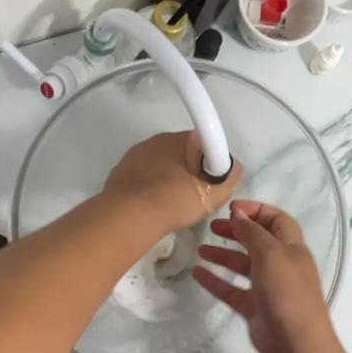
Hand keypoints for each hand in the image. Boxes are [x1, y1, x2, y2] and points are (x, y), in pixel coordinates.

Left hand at [102, 132, 242, 234]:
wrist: (133, 214)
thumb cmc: (178, 200)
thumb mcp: (217, 192)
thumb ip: (230, 175)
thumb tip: (231, 166)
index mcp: (184, 138)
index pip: (203, 144)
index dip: (207, 163)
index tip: (206, 182)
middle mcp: (159, 138)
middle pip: (179, 153)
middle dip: (185, 170)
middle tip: (188, 195)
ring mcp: (137, 152)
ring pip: (157, 164)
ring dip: (163, 177)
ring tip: (166, 203)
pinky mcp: (120, 168)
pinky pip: (140, 175)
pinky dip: (145, 186)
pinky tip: (148, 204)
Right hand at [192, 200, 332, 352]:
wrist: (294, 342)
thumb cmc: (286, 291)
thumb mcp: (270, 253)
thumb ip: (252, 232)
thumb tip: (237, 214)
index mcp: (292, 247)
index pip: (276, 220)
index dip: (256, 210)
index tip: (231, 208)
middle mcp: (281, 264)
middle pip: (257, 241)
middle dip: (236, 231)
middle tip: (212, 227)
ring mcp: (267, 287)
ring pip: (242, 265)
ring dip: (223, 255)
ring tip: (200, 249)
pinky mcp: (254, 308)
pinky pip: (232, 289)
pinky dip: (216, 280)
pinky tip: (198, 274)